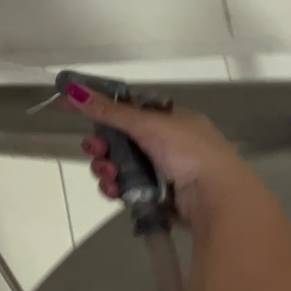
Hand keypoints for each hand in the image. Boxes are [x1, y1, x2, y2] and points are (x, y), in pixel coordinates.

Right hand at [66, 82, 263, 232]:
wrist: (220, 202)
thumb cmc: (190, 153)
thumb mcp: (148, 124)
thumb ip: (108, 110)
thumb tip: (70, 89)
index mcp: (173, 121)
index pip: (128, 110)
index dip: (100, 109)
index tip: (71, 107)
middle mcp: (168, 144)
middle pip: (118, 139)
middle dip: (100, 145)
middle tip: (93, 149)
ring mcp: (164, 171)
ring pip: (118, 164)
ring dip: (105, 167)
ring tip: (107, 174)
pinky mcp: (157, 196)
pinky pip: (125, 187)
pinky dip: (115, 187)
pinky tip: (113, 189)